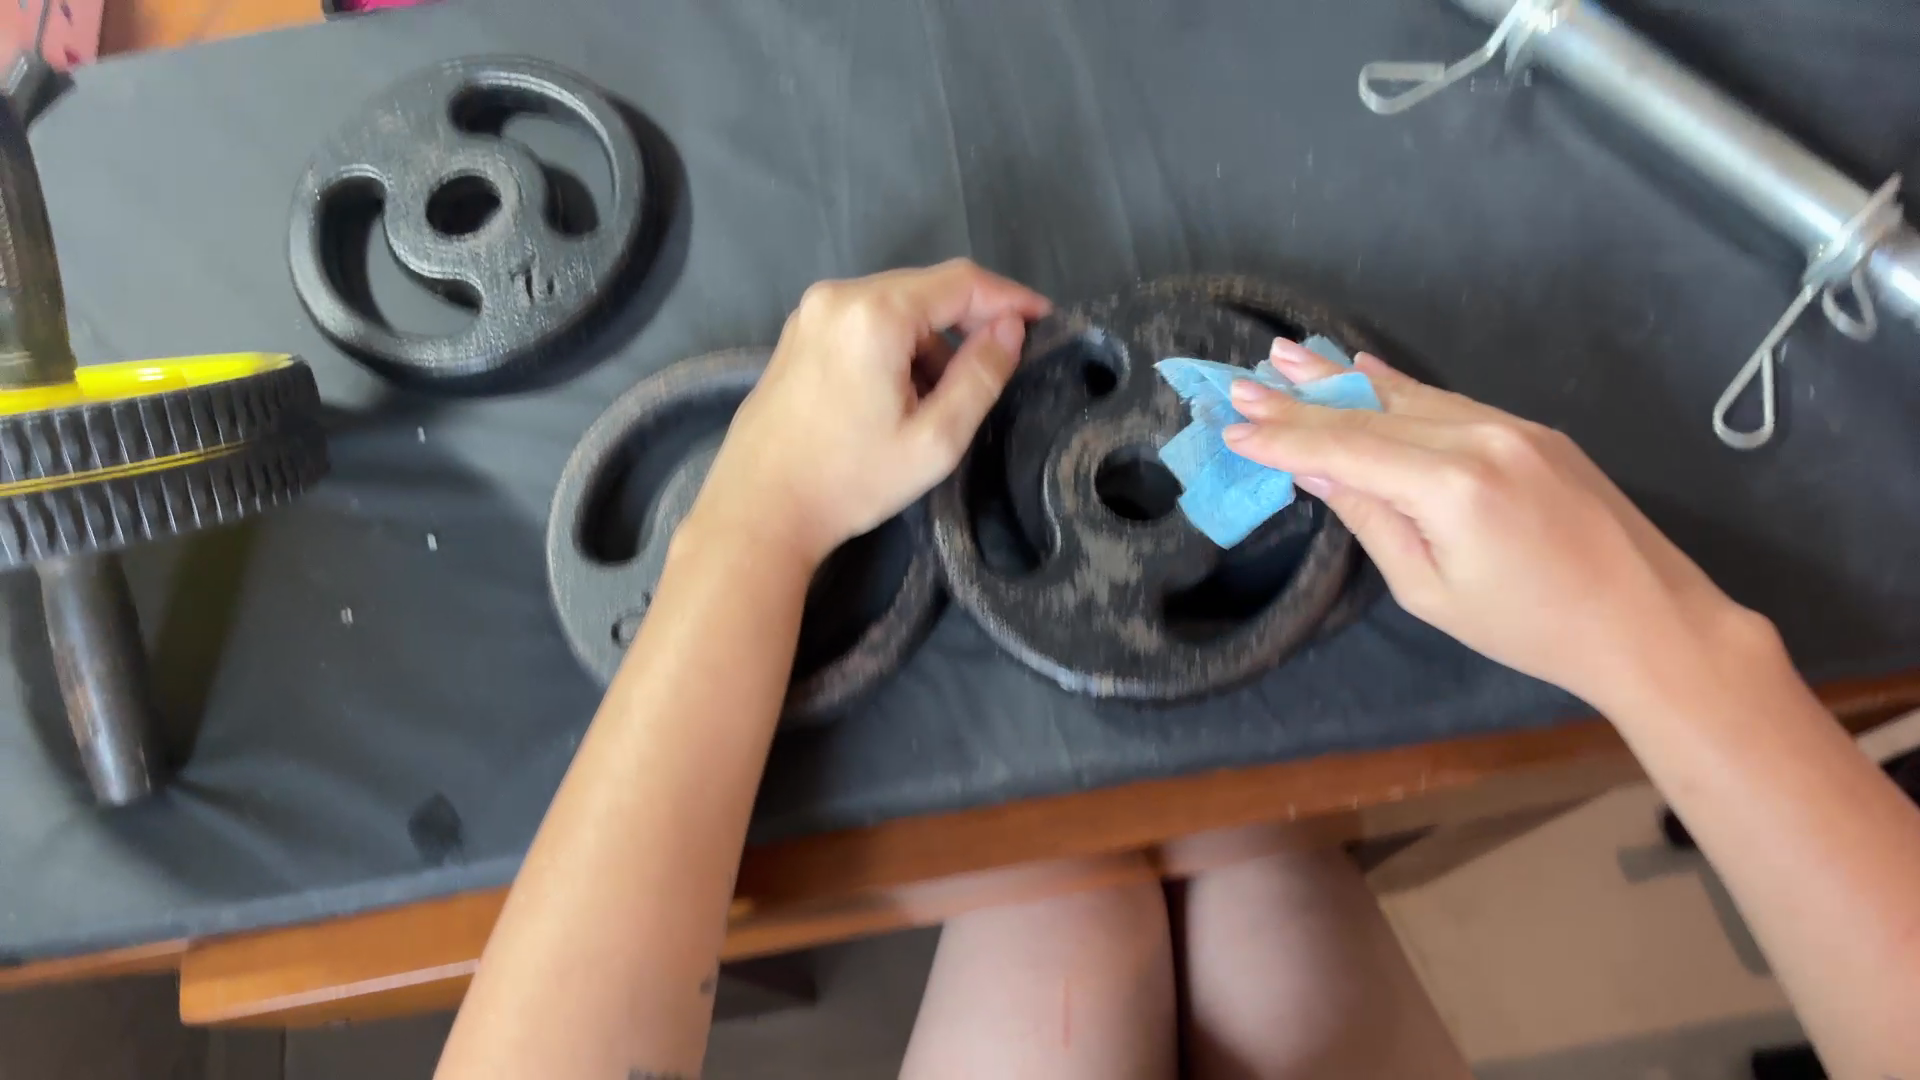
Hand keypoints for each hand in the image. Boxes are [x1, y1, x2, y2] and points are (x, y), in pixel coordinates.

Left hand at [694, 260, 1050, 565]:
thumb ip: (981, 376)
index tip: (1043, 319)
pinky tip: (895, 396)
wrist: (758, 512)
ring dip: (929, 343)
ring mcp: (809, 314)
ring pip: (894, 309)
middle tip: (995, 368)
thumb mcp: (935, 439)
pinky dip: (895, 348)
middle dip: (968, 323)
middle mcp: (837, 296)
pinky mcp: (796, 337)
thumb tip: (1010, 328)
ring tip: (935, 403)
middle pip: (925, 291)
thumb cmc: (851, 481)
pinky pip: (864, 324)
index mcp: (874, 314)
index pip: (960, 282)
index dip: (1009, 297)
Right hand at [1223, 339, 1775, 706]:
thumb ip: (1370, 516)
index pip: (1344, 449)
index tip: (1233, 427)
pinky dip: (1396, 384)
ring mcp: (1511, 427)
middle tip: (1242, 384)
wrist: (1652, 624)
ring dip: (1340, 380)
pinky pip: (1444, 401)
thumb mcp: (1427, 587)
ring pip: (1406, 396)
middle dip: (1299, 401)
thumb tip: (1313, 468)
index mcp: (1451, 486)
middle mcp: (1480, 439)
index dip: (1283, 437)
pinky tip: (1361, 368)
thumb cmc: (1526, 627)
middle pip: (1368, 414)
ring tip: (1289, 357)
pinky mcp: (1530, 431)